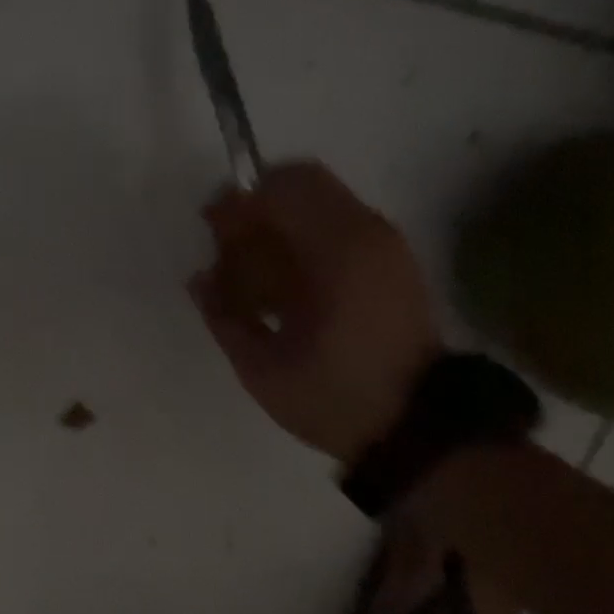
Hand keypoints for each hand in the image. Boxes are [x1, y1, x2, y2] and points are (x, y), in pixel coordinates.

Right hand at [192, 161, 441, 465]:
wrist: (413, 426)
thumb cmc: (332, 396)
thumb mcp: (263, 367)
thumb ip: (224, 316)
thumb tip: (200, 279)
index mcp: (336, 251)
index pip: (283, 187)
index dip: (239, 201)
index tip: (211, 230)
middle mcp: (367, 233)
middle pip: (303, 188)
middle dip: (259, 212)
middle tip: (227, 251)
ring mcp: (386, 248)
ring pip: (322, 208)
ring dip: (281, 230)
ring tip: (252, 278)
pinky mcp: (392, 268)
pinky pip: (341, 233)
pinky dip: (306, 246)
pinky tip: (284, 293)